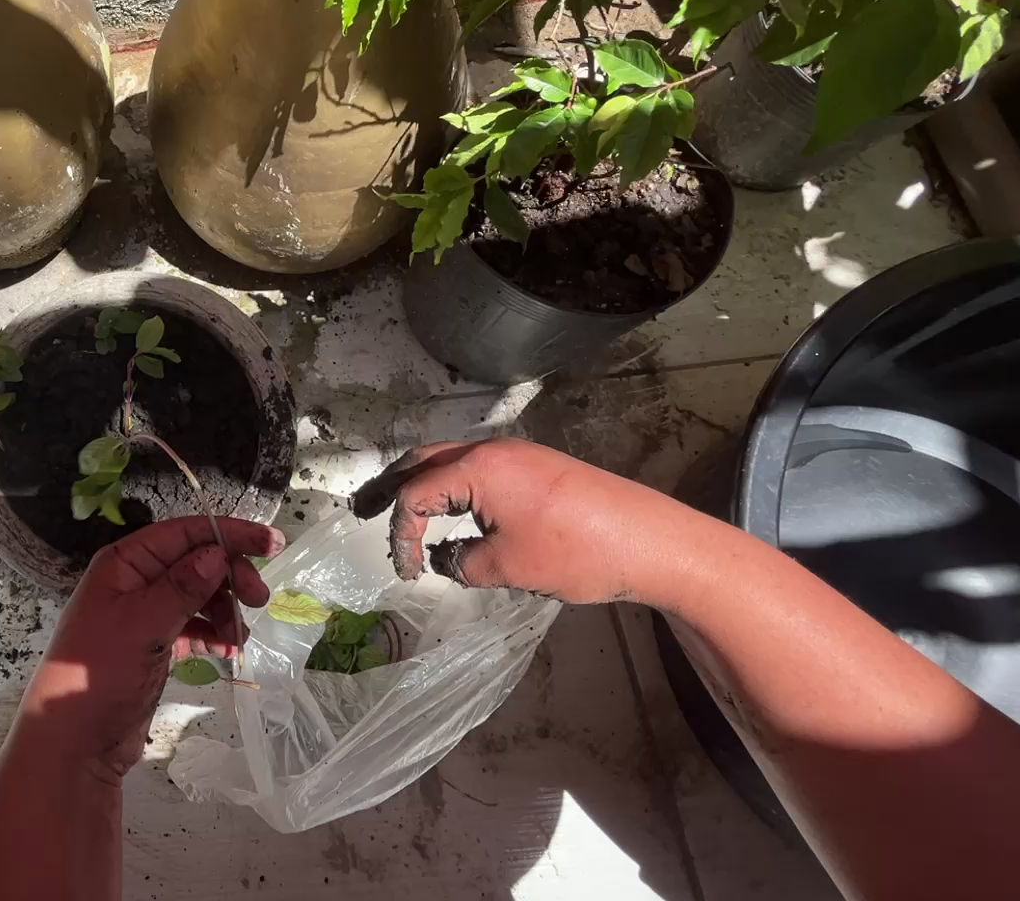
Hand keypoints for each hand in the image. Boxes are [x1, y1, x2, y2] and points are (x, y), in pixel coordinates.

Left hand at [19, 516, 279, 778]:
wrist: (75, 745)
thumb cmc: (99, 675)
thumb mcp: (141, 626)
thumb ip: (181, 588)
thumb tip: (216, 553)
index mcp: (125, 563)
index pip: (184, 533)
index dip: (228, 533)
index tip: (271, 543)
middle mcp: (135, 580)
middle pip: (196, 561)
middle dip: (230, 575)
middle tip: (259, 599)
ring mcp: (146, 612)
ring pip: (199, 593)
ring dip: (225, 607)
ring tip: (239, 636)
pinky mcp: (155, 643)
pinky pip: (194, 624)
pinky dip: (214, 631)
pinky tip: (230, 648)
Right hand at [352, 438, 705, 604]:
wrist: (657, 542)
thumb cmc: (577, 554)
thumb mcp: (509, 566)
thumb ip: (462, 562)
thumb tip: (444, 559)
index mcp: (478, 468)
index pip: (416, 494)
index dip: (400, 533)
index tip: (406, 570)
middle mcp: (490, 449)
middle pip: (422, 461)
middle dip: (390, 487)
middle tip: (362, 509)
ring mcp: (515, 453)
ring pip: (448, 460)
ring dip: (419, 483)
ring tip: (395, 506)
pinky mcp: (535, 465)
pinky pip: (475, 467)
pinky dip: (449, 484)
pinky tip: (449, 506)